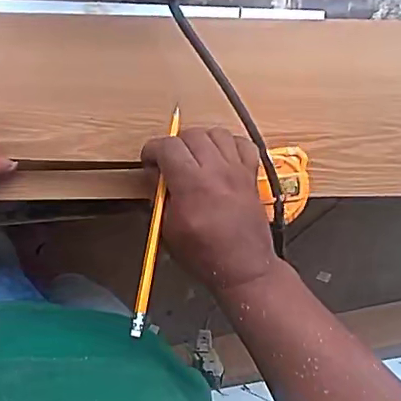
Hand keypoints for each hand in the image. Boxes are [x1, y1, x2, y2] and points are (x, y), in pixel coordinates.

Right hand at [141, 127, 277, 292]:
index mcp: (192, 185)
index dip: (152, 150)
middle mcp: (217, 171)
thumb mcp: (168, 229)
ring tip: (194, 156)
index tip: (149, 161)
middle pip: (192, 134)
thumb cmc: (204, 255)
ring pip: (217, 133)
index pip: (168, 146)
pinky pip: (243, 144)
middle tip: (169, 162)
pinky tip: (221, 157)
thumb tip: (155, 174)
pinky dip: (230, 144)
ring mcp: (237, 170)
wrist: (244, 267)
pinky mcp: (251, 175)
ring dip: (201, 140)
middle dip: (175, 144)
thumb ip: (159, 196)